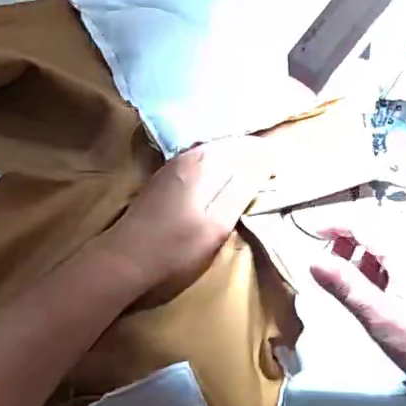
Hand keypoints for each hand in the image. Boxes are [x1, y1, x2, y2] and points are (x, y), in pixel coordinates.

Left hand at [95, 137, 271, 301]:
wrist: (125, 259)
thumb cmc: (176, 247)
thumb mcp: (217, 223)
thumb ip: (242, 188)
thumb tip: (265, 159)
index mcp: (204, 162)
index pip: (246, 148)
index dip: (266, 158)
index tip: (280, 174)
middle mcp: (188, 155)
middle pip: (229, 145)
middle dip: (252, 155)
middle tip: (271, 173)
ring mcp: (173, 164)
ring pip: (214, 152)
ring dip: (235, 160)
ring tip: (252, 177)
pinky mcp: (165, 177)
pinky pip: (201, 160)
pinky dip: (219, 166)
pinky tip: (223, 181)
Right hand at [308, 224, 405, 405]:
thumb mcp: (380, 319)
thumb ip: (345, 286)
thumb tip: (315, 261)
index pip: (364, 221)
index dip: (335, 223)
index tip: (313, 232)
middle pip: (380, 225)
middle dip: (350, 238)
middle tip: (330, 262)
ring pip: (395, 242)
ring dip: (368, 252)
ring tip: (354, 282)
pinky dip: (387, 264)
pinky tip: (383, 292)